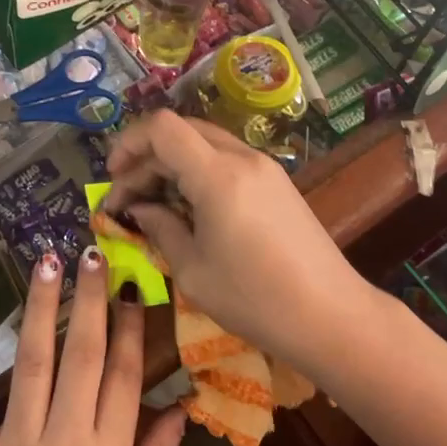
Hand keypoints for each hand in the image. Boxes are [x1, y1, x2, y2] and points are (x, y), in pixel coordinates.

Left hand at [0, 247, 187, 445]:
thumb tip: (183, 406)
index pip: (122, 378)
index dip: (129, 328)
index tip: (132, 284)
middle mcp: (63, 445)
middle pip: (81, 359)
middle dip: (89, 302)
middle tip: (92, 251)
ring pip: (31, 367)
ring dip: (40, 311)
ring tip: (46, 263)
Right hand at [101, 110, 369, 369]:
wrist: (333, 318)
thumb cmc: (256, 300)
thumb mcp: (193, 272)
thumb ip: (160, 229)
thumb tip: (140, 210)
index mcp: (217, 175)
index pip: (162, 128)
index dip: (129, 142)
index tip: (113, 177)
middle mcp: (242, 158)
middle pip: (181, 130)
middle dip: (146, 156)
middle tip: (127, 196)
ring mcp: (264, 168)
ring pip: (204, 142)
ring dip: (172, 163)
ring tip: (154, 203)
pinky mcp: (277, 183)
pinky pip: (226, 159)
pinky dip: (198, 171)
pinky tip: (190, 208)